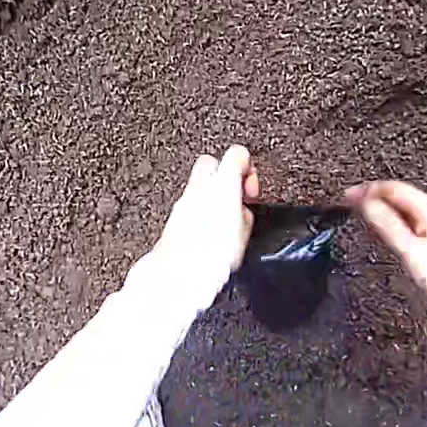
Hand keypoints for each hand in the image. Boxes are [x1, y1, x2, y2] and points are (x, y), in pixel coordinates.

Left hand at [146, 145, 260, 302]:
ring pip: (199, 183)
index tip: (251, 188)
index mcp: (223, 183)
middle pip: (213, 162)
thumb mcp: (245, 230)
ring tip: (224, 216)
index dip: (248, 167)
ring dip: (212, 193)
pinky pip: (191, 203)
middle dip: (226, 175)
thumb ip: (245, 211)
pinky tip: (209, 228)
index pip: (237, 153)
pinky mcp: (175, 216)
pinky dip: (201, 208)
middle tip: (237, 195)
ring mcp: (184, 200)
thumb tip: (242, 210)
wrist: (180, 273)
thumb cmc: (212, 254)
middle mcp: (200, 187)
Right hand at [343, 180, 426, 308]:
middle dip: (375, 197)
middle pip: (402, 196)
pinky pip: (415, 221)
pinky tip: (391, 230)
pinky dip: (397, 221)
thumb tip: (368, 205)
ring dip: (386, 209)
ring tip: (367, 213)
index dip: (368, 190)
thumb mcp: (412, 250)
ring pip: (408, 209)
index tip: (349, 195)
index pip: (394, 188)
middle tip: (354, 202)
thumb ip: (388, 225)